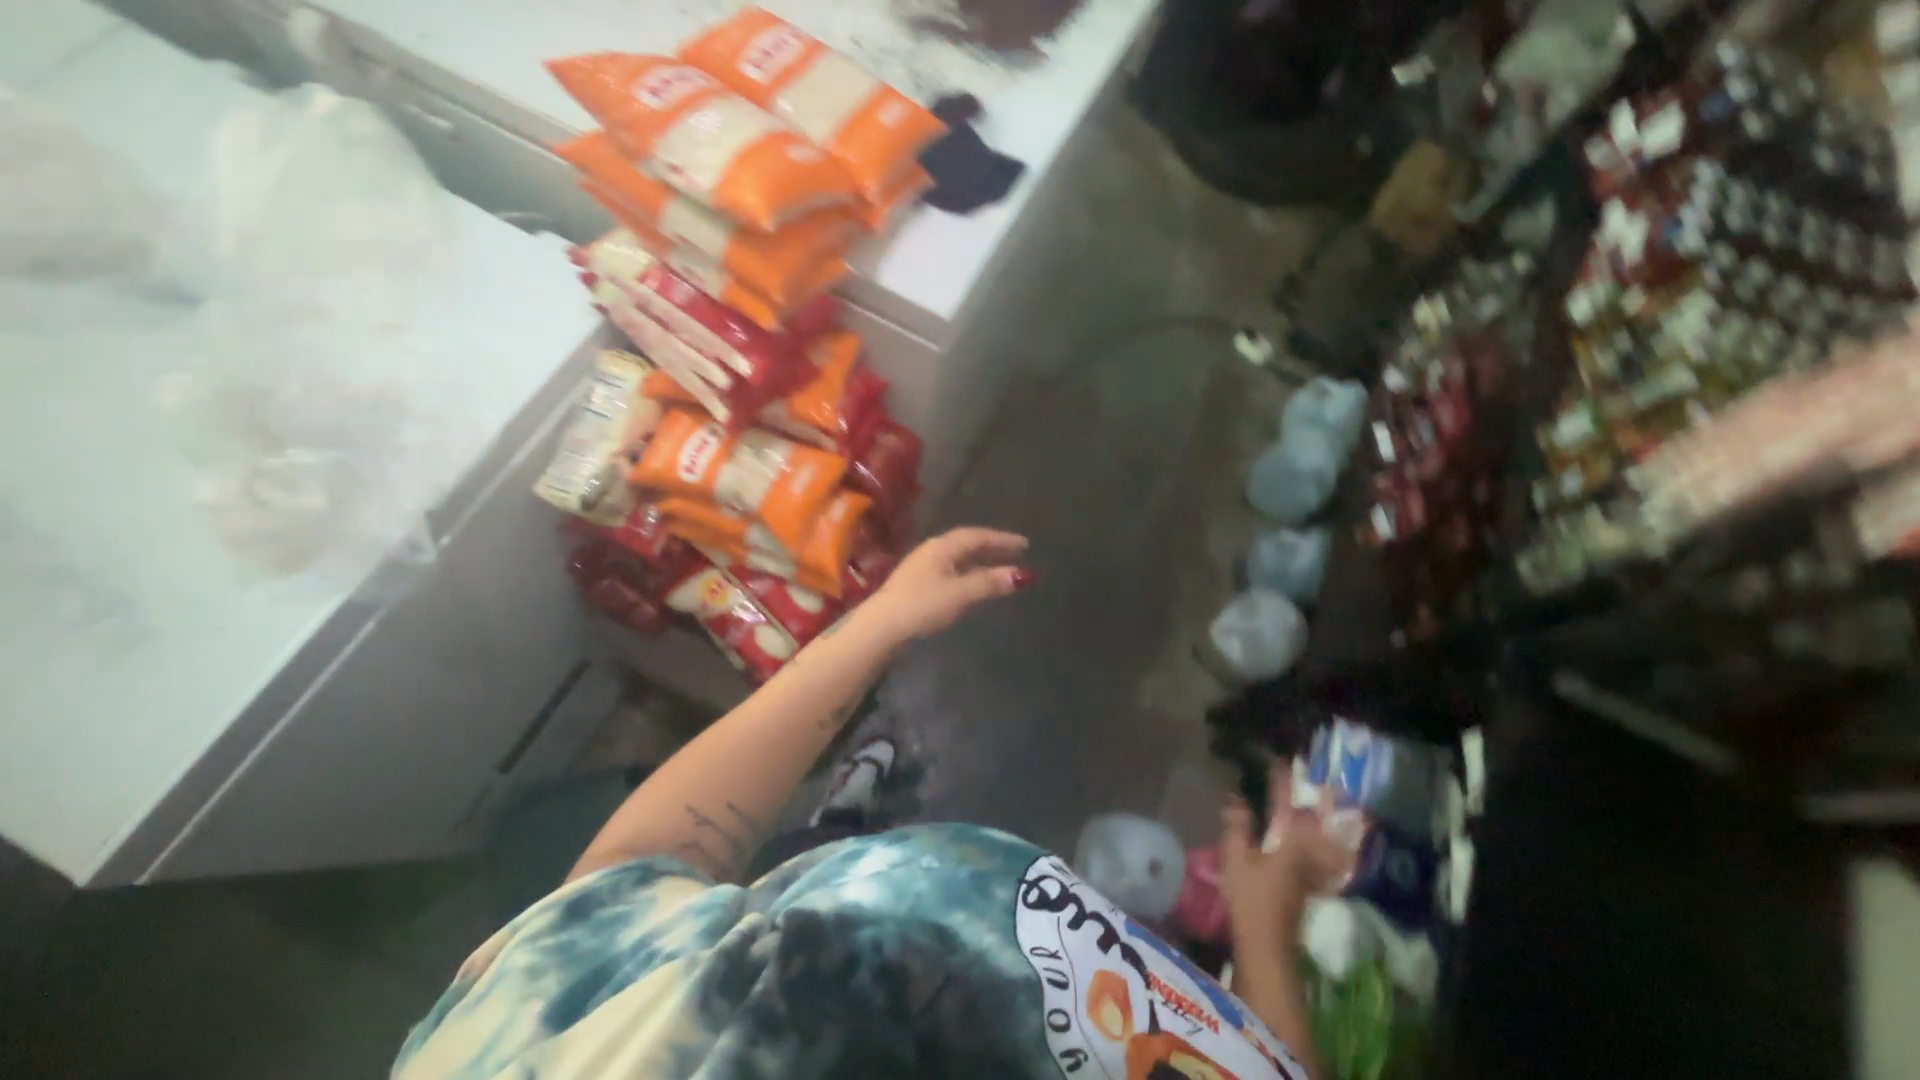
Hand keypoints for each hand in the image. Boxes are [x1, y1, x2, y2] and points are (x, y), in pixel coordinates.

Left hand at [857, 528, 1032, 645]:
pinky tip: (975, 584)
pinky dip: (969, 573)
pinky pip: (952, 571)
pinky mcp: (919, 584)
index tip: (1024, 544)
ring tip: (1001, 568)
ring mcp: (924, 567)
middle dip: (993, 548)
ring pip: (959, 559)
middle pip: (968, 544)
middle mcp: (933, 551)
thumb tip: (1021, 575)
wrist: (882, 626)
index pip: (977, 536)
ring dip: (981, 562)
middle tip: (1017, 552)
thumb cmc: (922, 605)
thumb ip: (990, 583)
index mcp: (942, 547)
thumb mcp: (960, 593)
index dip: (1002, 539)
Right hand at [1220, 772, 1337, 955]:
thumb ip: (1237, 828)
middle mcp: (1306, 856)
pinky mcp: (1308, 889)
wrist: (1267, 945)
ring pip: (1320, 843)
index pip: (1285, 807)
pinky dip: (1322, 849)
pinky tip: (1321, 850)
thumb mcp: (1236, 860)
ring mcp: (1310, 874)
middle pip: (1313, 824)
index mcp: (1289, 845)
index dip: (1281, 785)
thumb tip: (1236, 800)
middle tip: (1313, 783)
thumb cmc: (1249, 899)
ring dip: (1320, 825)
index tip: (1280, 764)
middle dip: (1313, 803)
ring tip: (1319, 810)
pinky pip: (1319, 860)